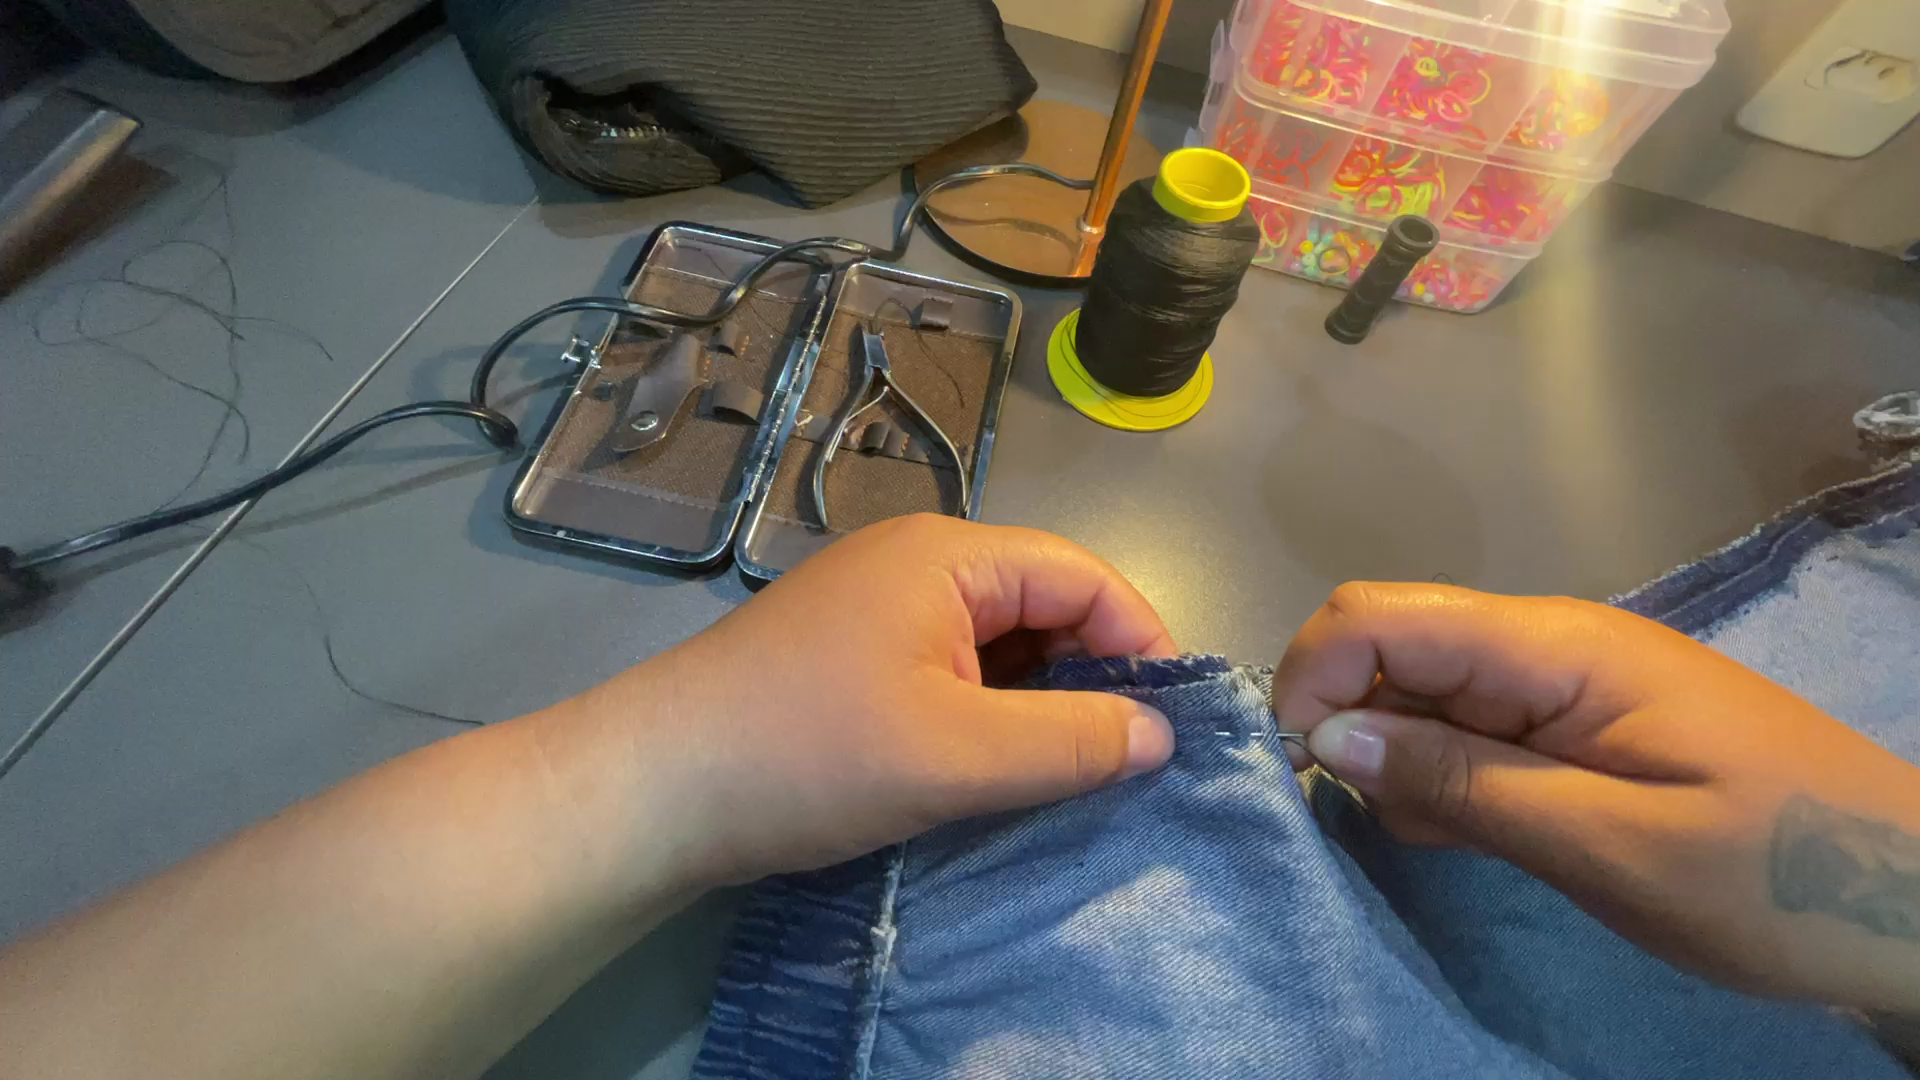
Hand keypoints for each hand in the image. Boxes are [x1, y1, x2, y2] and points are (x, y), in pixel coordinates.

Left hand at [565, 514, 1177, 890]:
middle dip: (1090, 671)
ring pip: (999, 639)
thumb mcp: (954, 751)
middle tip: (1123, 753)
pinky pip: (955, 666)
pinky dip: (991, 708)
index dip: (1137, 635)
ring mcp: (885, 606)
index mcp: (948, 556)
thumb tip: (1161, 734)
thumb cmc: (809, 751)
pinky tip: (999, 760)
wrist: (657, 784)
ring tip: (1068, 766)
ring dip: (1040, 696)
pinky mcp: (861, 650)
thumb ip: (1068, 740)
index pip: (1078, 573)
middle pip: (1040, 601)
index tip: (1171, 717)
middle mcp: (920, 563)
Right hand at [1273, 583, 1919, 1015]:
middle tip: (1371, 803)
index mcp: (1545, 645)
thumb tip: (1325, 738)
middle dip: (1342, 715)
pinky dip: (1426, 772)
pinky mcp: (1545, 718)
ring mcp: (1537, 679)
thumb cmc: (1787, 877)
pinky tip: (1468, 823)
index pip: (1375, 616)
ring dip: (1388, 753)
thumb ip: (1458, 782)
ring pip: (1402, 687)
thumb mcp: (1613, 845)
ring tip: (1445, 829)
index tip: (1304, 760)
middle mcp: (1528, 642)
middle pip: (1379, 643)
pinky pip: (1444, 724)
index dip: (1312, 674)